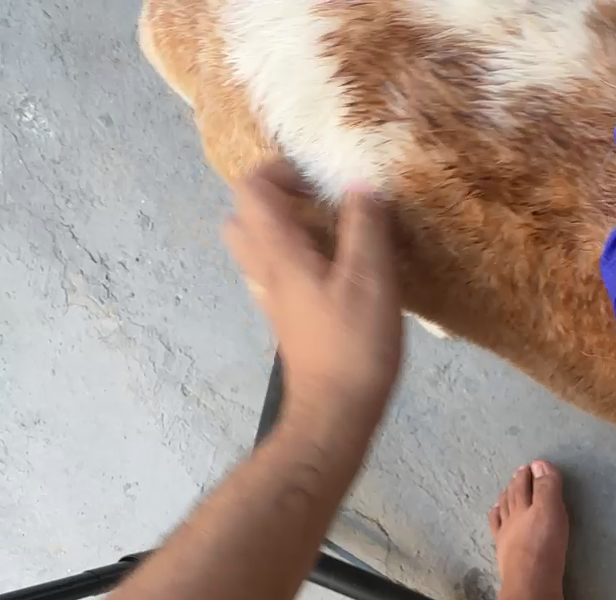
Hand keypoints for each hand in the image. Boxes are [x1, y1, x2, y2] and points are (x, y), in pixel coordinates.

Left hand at [223, 163, 403, 421]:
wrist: (336, 413)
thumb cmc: (354, 347)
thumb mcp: (370, 280)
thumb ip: (366, 227)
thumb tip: (362, 185)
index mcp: (279, 253)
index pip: (252, 187)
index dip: (281, 169)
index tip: (321, 180)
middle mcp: (266, 273)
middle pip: (244, 218)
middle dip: (276, 200)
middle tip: (318, 206)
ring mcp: (275, 303)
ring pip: (259, 251)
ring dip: (286, 234)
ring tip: (330, 239)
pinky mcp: (290, 326)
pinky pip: (280, 280)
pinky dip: (299, 266)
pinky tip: (336, 279)